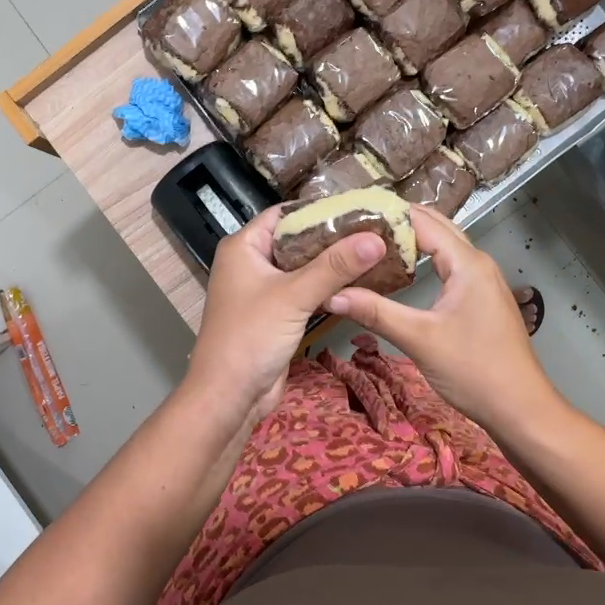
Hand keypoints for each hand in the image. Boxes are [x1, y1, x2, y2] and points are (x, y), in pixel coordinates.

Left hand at [187, 205, 387, 415]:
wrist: (229, 395)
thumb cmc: (250, 337)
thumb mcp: (294, 296)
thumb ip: (335, 266)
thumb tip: (376, 237)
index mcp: (243, 247)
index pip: (283, 214)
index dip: (319, 210)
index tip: (359, 209)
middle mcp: (250, 263)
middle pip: (296, 240)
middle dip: (331, 238)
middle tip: (374, 232)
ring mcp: (262, 291)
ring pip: (302, 268)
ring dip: (332, 265)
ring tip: (374, 254)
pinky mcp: (275, 315)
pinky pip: (303, 292)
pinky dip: (326, 288)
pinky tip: (358, 285)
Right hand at [326, 204, 564, 427]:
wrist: (520, 409)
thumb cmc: (474, 370)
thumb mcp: (418, 339)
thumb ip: (375, 312)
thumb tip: (330, 295)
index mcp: (467, 263)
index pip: (423, 222)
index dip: (388, 214)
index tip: (349, 214)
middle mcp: (477, 263)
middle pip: (436, 227)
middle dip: (398, 221)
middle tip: (355, 224)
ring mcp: (482, 280)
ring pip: (443, 246)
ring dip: (411, 239)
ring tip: (369, 241)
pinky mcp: (480, 298)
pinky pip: (448, 265)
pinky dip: (423, 258)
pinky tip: (398, 270)